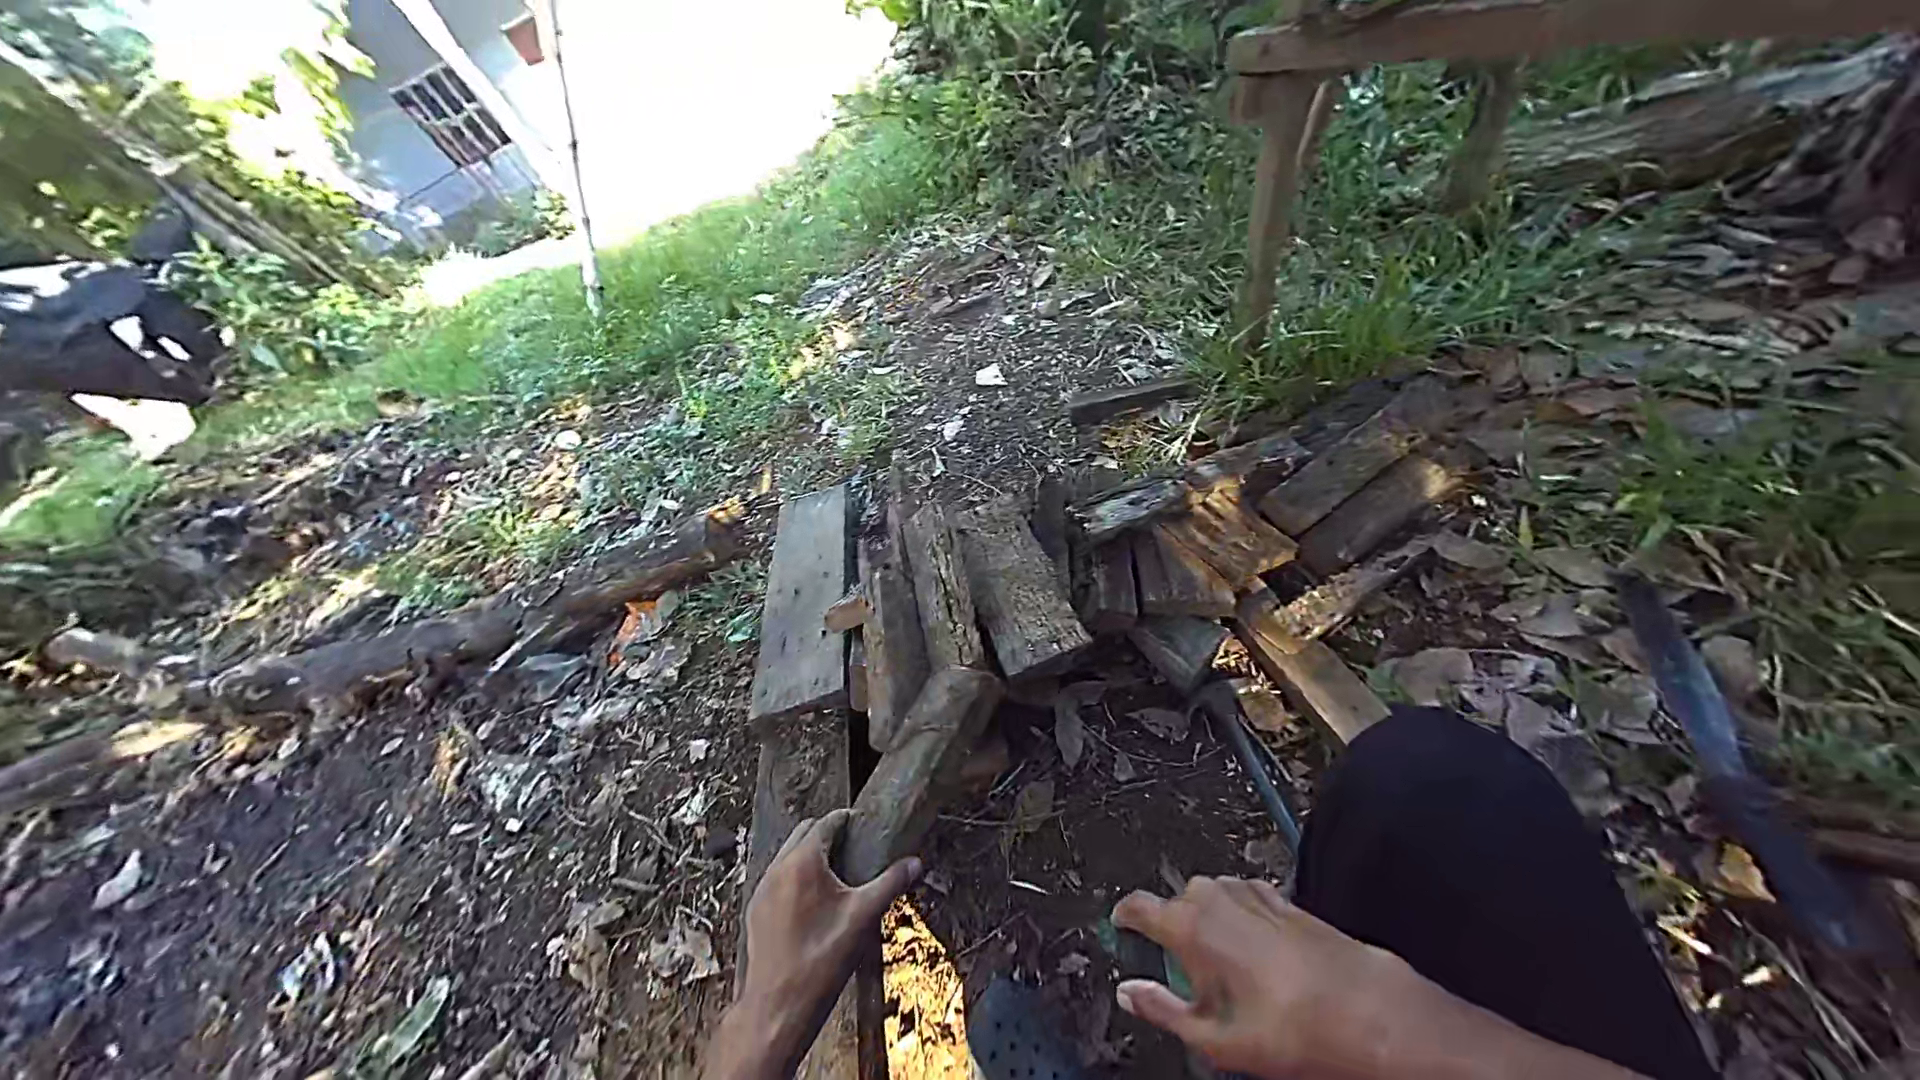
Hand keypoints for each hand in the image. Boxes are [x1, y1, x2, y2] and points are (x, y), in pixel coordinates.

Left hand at [704, 809, 920, 1079]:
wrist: (777, 1010)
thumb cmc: (822, 960)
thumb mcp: (863, 917)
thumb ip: (890, 884)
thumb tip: (915, 863)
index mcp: (803, 862)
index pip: (825, 823)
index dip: (846, 820)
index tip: (862, 824)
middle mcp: (778, 868)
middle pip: (803, 832)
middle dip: (826, 833)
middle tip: (851, 845)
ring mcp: (762, 889)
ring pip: (787, 854)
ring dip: (809, 853)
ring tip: (834, 871)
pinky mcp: (755, 910)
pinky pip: (777, 877)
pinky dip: (794, 875)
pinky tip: (811, 899)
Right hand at [1113, 876, 1420, 1077]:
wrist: (1367, 1011)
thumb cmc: (1294, 1027)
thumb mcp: (1214, 1039)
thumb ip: (1161, 1009)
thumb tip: (1130, 994)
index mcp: (1188, 925)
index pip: (1136, 906)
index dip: (1124, 918)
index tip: (1122, 928)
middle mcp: (1211, 897)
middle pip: (1174, 905)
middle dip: (1175, 933)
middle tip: (1192, 978)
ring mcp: (1245, 891)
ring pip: (1208, 899)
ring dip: (1209, 924)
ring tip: (1230, 972)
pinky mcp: (1274, 895)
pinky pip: (1240, 898)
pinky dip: (1238, 918)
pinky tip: (1256, 953)